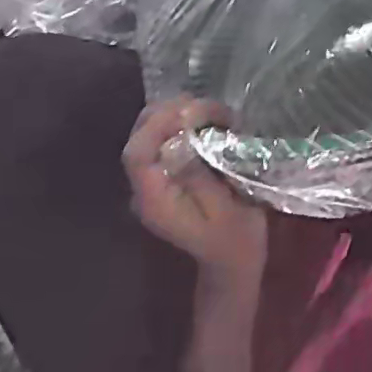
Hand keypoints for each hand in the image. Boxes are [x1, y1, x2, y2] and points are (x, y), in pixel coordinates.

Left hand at [124, 97, 267, 284]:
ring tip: (215, 113)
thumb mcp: (224, 208)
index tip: (193, 111)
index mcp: (154, 200)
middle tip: (210, 107)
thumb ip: (198, 175)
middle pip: (138, 137)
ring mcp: (153, 182)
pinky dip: (182, 123)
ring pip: (149, 133)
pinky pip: (163, 140)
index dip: (158, 124)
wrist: (232, 264)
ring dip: (177, 114)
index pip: (137, 153)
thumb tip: (180, 141)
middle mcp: (145, 189)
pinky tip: (209, 123)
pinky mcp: (165, 176)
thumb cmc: (234, 238)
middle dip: (169, 112)